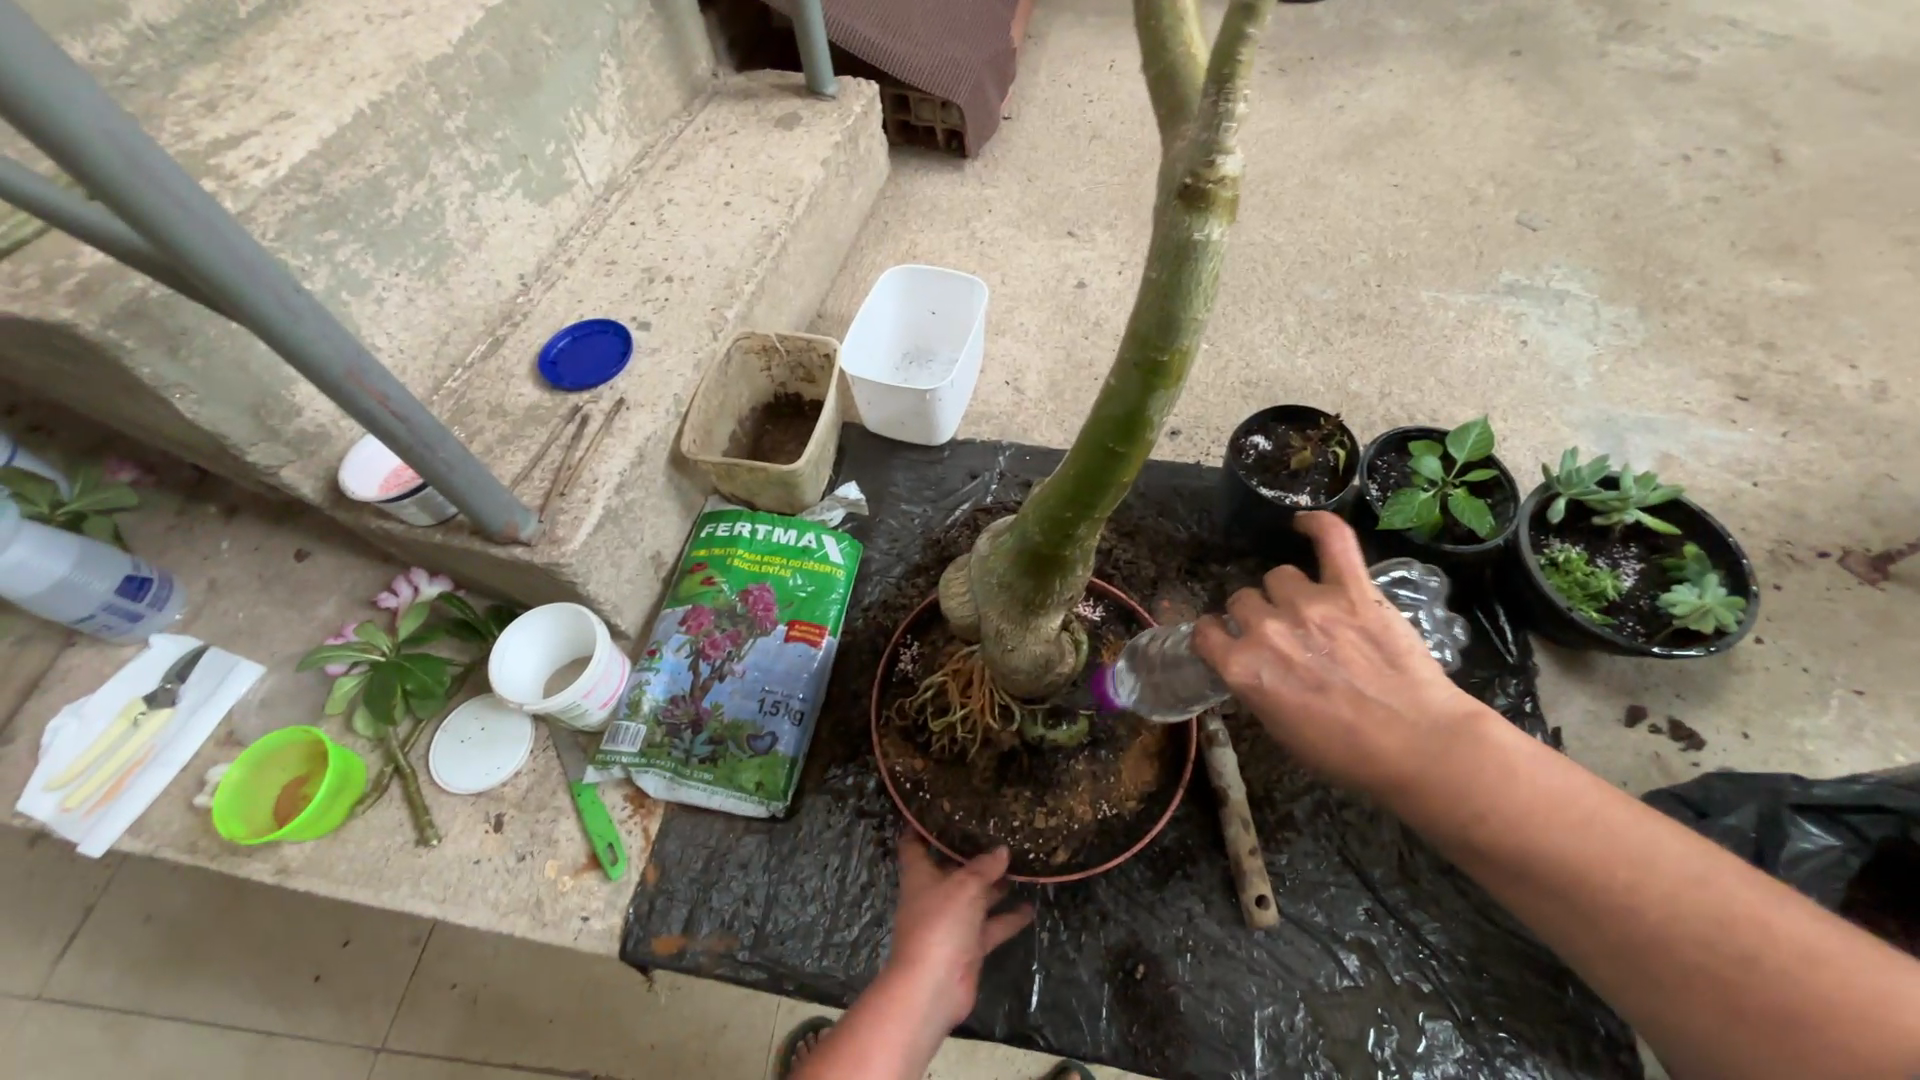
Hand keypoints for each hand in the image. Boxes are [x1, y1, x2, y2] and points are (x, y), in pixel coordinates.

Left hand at [886, 835, 1034, 1029]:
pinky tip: (1031, 908)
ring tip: (1022, 865)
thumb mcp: (964, 885)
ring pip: (975, 898)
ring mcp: (951, 923)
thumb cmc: (939, 923)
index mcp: (920, 875)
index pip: (913, 844)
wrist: (933, 987)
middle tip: (998, 833)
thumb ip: (984, 867)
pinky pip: (990, 927)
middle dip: (971, 855)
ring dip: (995, 885)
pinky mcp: (968, 947)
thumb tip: (1001, 850)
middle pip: (951, 869)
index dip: (921, 826)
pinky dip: (1008, 919)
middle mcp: (933, 895)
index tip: (936, 807)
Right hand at [1192, 511, 1489, 797]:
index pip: (1207, 632)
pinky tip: (1303, 522)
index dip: (1217, 636)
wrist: (1417, 745)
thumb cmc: (1346, 752)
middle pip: (1244, 600)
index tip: (1229, 641)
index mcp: (1242, 668)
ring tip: (1312, 612)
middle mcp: (1266, 629)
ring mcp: (1310, 604)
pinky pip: (1331, 540)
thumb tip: (1251, 665)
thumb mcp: (1278, 729)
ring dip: (1287, 592)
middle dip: (1256, 616)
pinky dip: (1318, 525)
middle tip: (1284, 637)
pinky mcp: (1353, 590)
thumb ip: (1255, 686)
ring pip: (1279, 576)